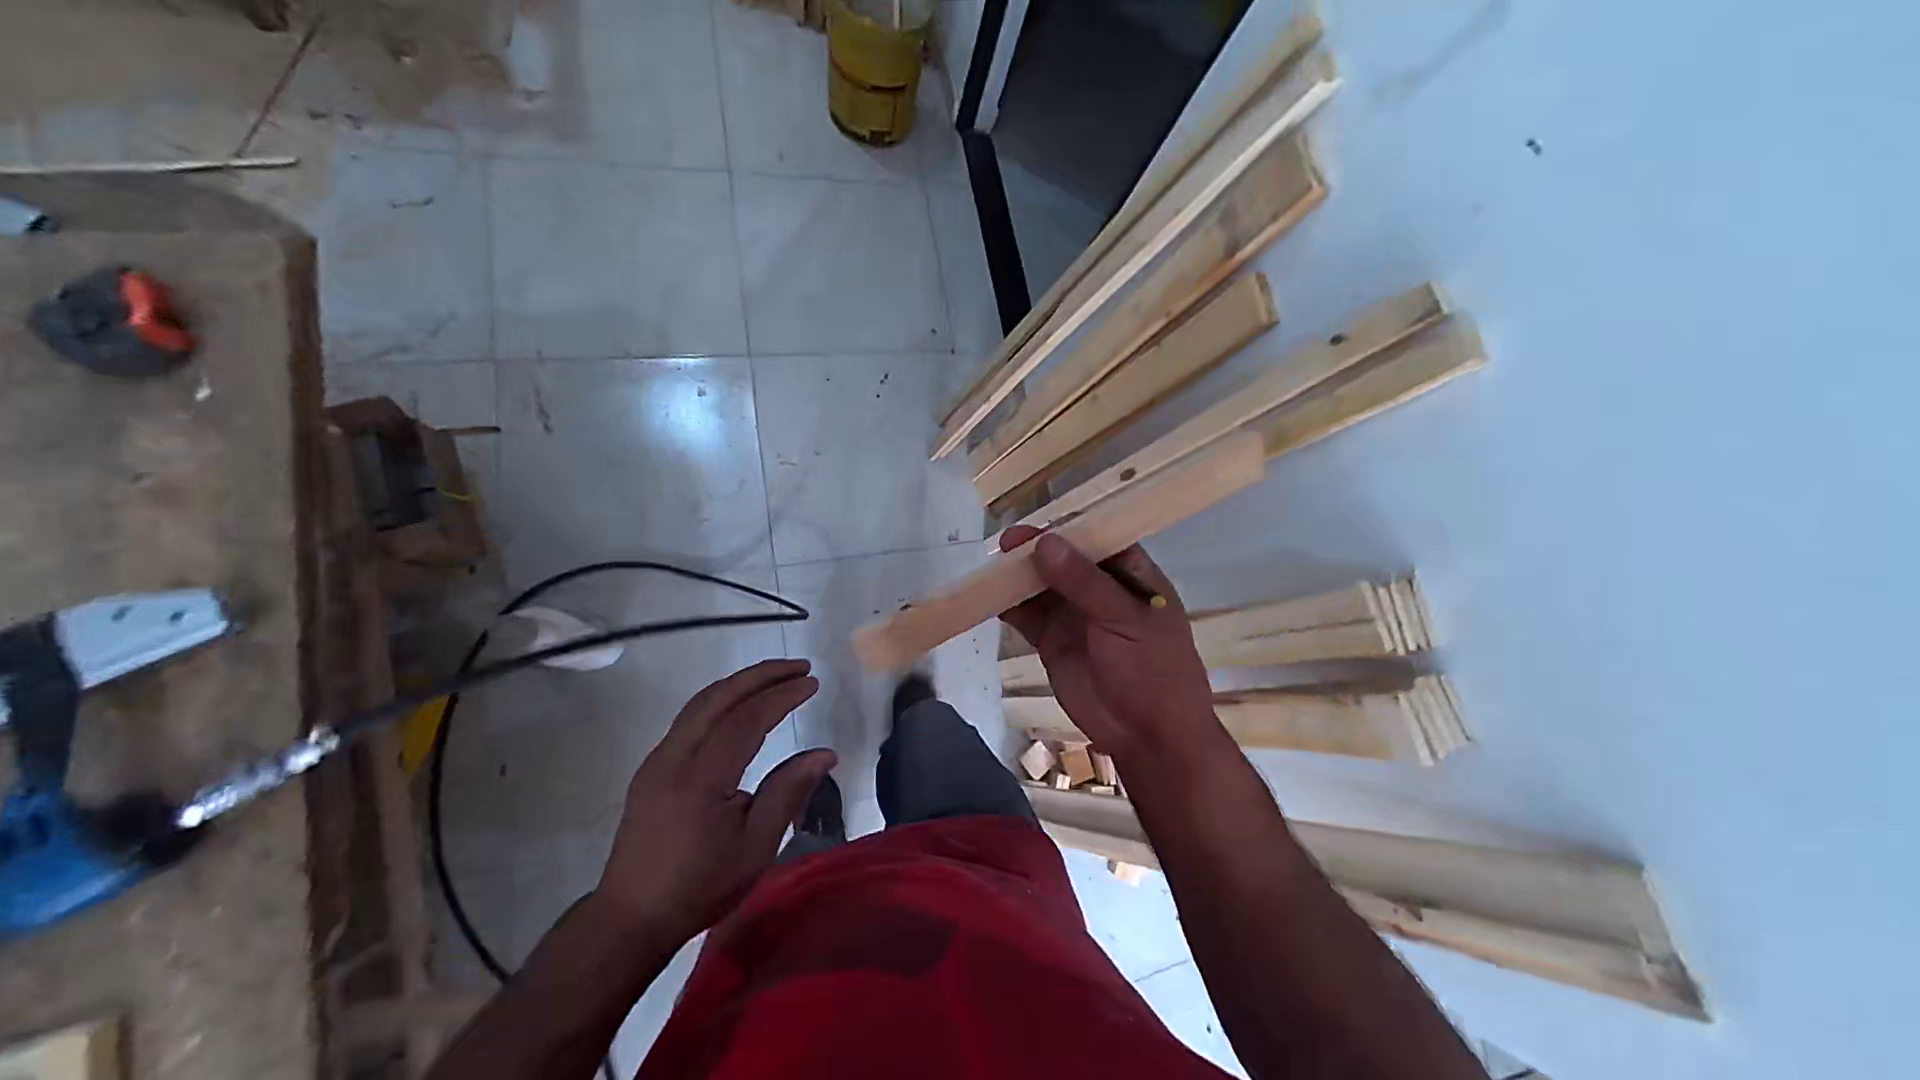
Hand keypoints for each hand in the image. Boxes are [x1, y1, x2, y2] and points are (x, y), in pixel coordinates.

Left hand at [593, 659, 835, 945]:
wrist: (632, 917)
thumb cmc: (700, 887)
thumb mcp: (756, 847)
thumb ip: (788, 792)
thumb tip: (825, 753)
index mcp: (700, 778)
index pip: (746, 719)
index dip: (781, 696)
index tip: (812, 682)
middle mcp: (673, 758)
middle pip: (718, 697)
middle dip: (761, 675)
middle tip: (799, 667)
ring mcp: (657, 760)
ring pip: (700, 704)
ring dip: (739, 684)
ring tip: (776, 679)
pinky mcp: (652, 769)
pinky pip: (690, 719)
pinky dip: (721, 701)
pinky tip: (741, 707)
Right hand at [998, 529, 1217, 760]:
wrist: (1147, 735)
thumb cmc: (1152, 669)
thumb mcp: (1125, 619)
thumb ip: (1084, 582)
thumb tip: (1044, 543)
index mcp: (1131, 576)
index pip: (1098, 539)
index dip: (1069, 529)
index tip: (1039, 525)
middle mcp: (1100, 590)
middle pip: (1063, 559)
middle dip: (1036, 550)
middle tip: (1007, 543)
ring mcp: (1074, 615)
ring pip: (1041, 586)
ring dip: (1019, 576)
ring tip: (994, 567)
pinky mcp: (1052, 641)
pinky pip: (1026, 616)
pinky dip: (1008, 606)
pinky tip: (990, 596)